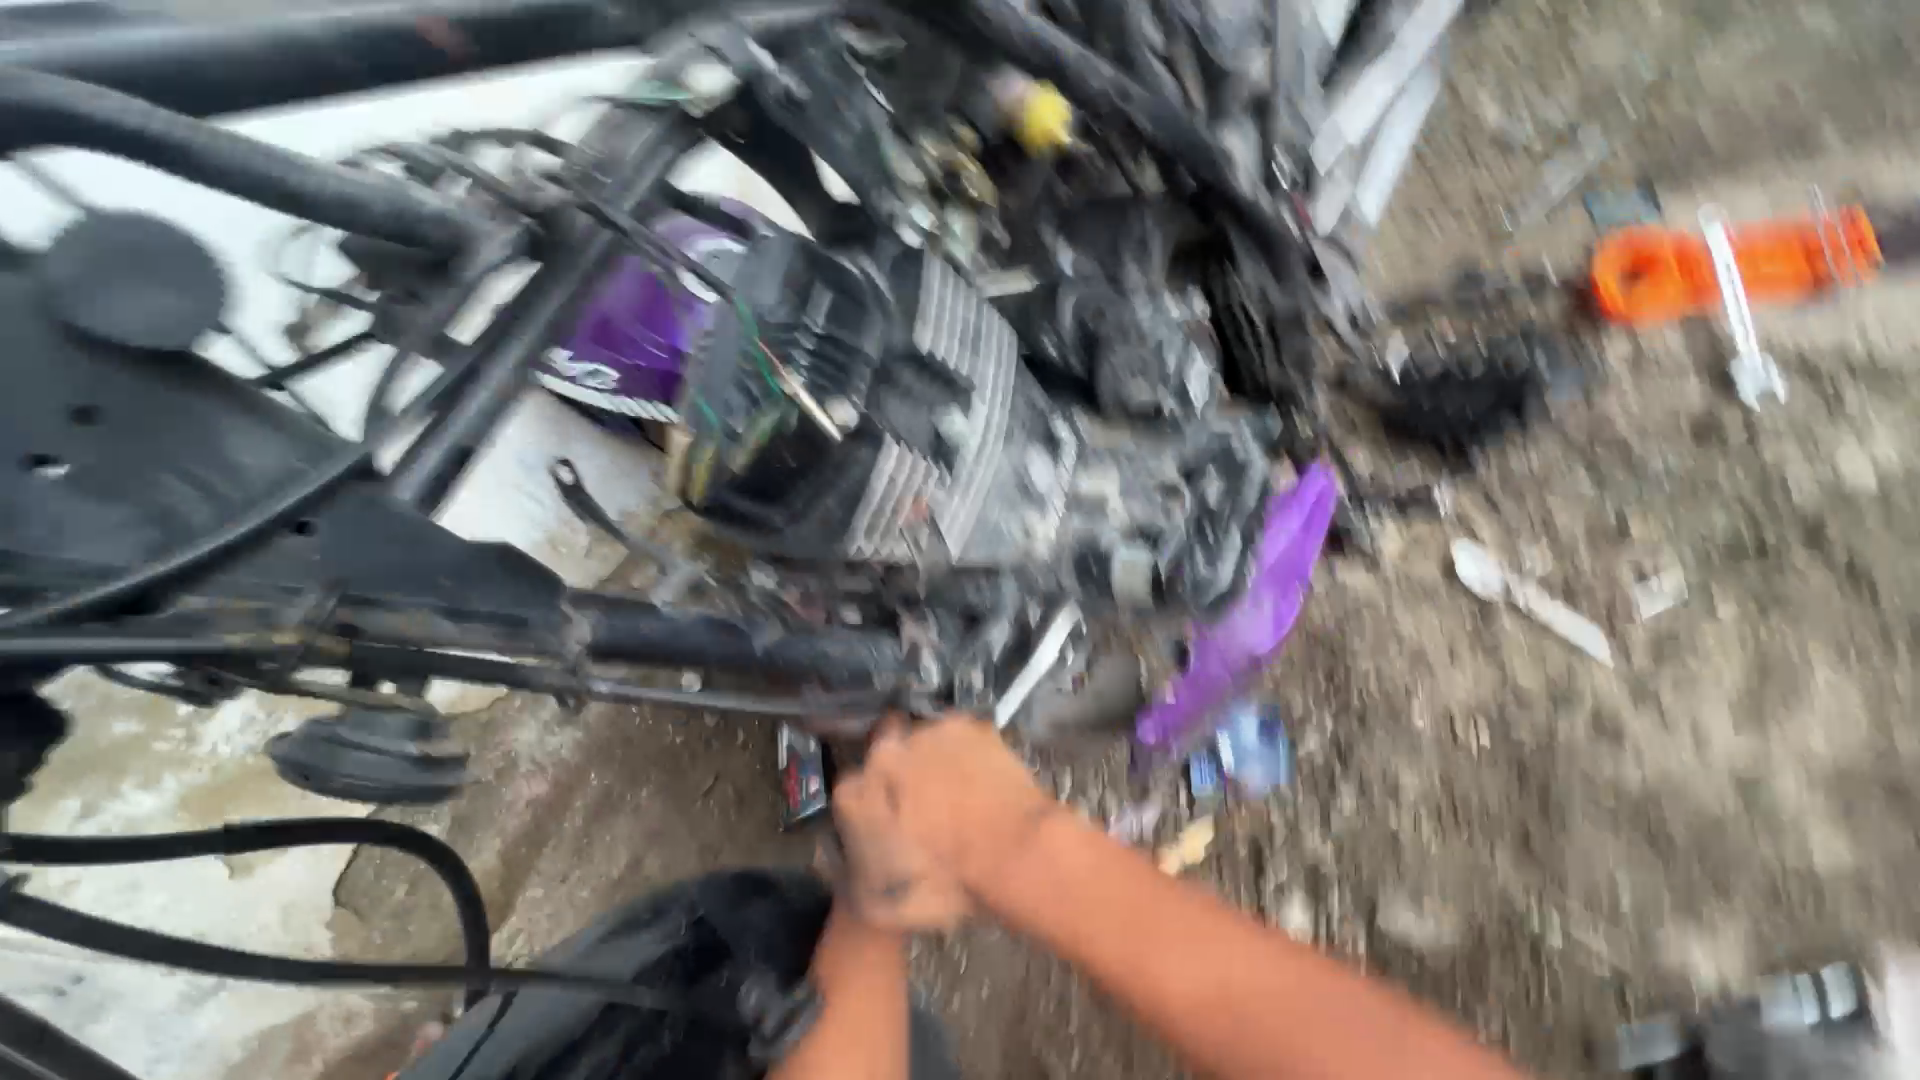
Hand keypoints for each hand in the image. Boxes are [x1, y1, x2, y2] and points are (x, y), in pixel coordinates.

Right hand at [831, 713, 1059, 930]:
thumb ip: (850, 877)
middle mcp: (884, 752)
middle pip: (886, 756)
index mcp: (856, 793)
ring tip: (961, 789)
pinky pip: (961, 734)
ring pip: (924, 740)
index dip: (874, 805)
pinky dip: (969, 750)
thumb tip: (836, 861)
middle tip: (929, 802)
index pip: (853, 791)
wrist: (1015, 853)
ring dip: (935, 758)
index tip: (894, 819)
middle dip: (902, 773)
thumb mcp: (882, 906)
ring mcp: (928, 731)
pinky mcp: (968, 723)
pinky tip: (983, 775)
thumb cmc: (949, 884)